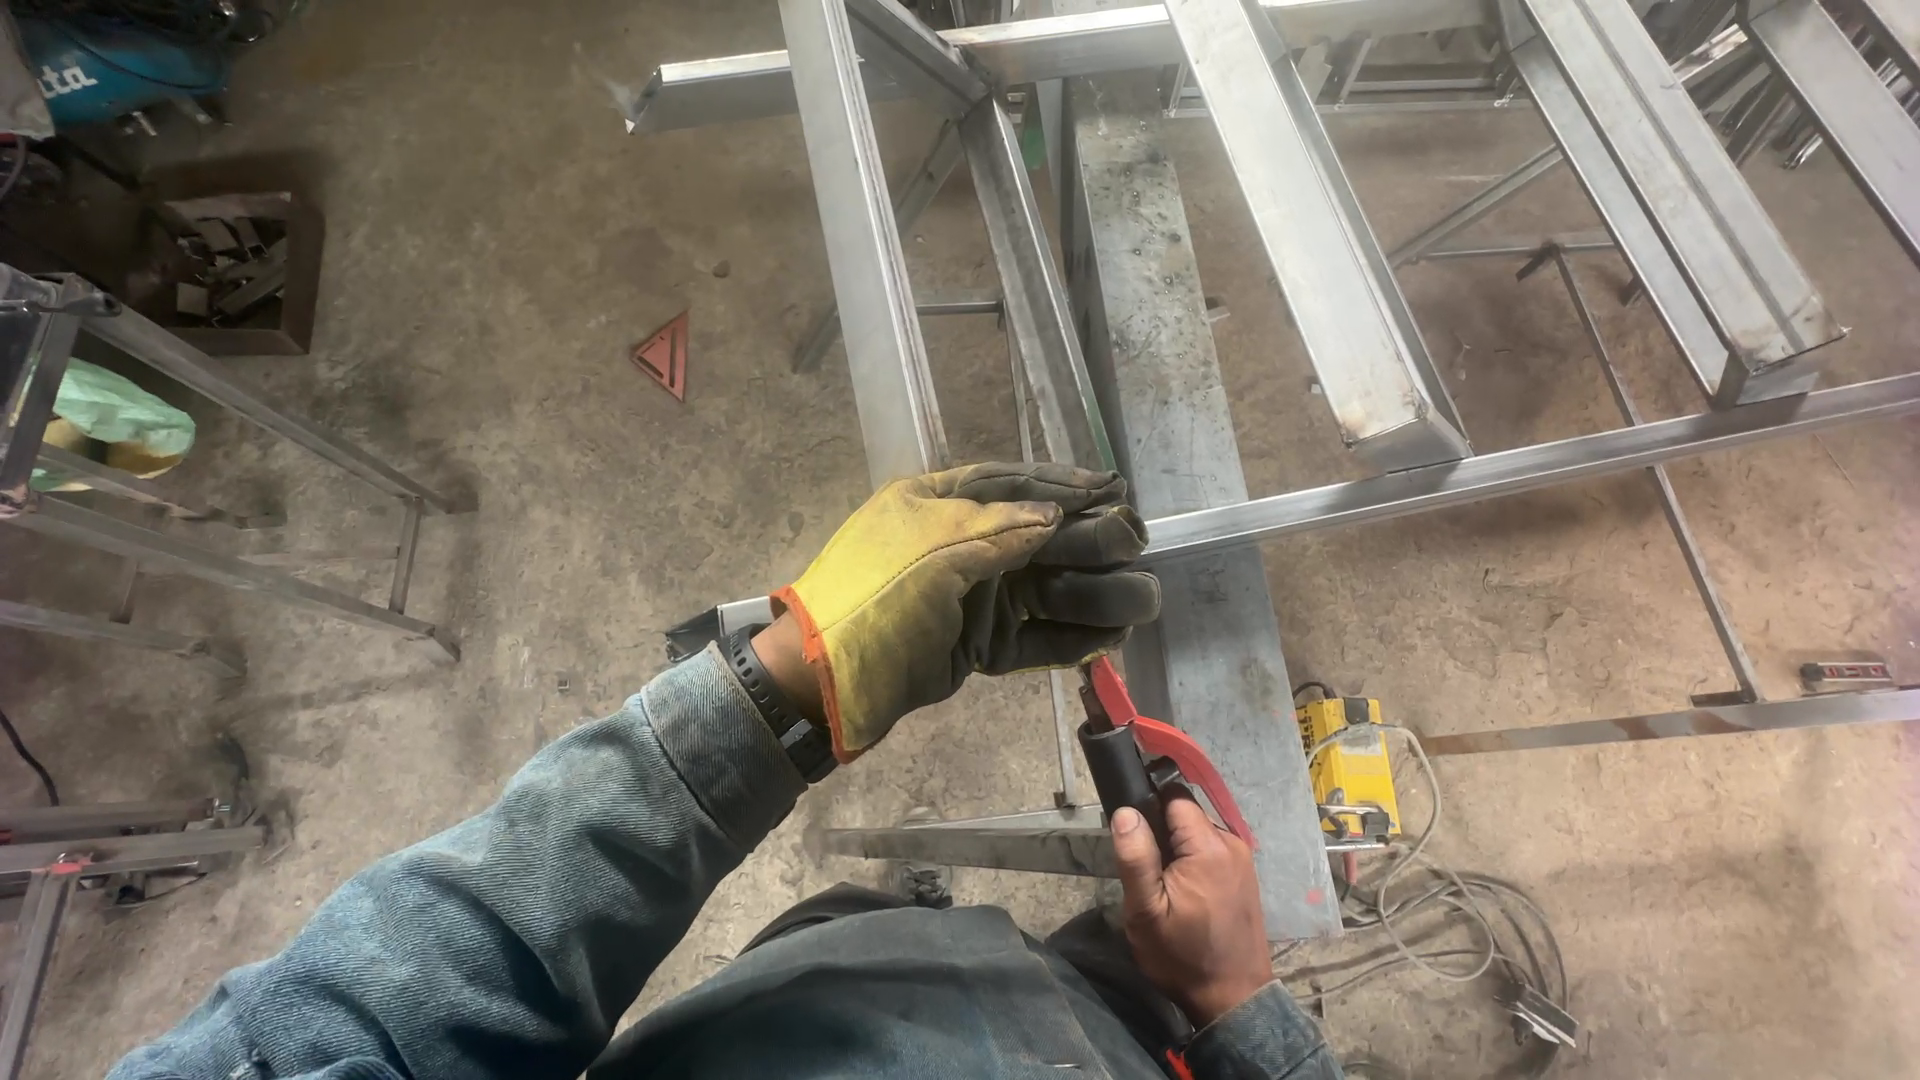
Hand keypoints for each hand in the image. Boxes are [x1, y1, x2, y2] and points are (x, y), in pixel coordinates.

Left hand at [772, 462, 1160, 761]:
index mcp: (937, 503)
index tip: (1110, 486)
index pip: (1010, 484)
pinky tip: (1109, 636)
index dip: (1061, 485)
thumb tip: (1056, 514)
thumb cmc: (877, 598)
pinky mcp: (978, 643)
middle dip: (1087, 538)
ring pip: (1042, 588)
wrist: (826, 681)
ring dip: (1089, 591)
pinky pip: (1032, 636)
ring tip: (1141, 594)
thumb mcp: (935, 548)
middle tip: (1135, 539)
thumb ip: (999, 527)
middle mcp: (960, 544)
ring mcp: (971, 596)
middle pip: (1036, 535)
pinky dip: (1068, 638)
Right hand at [1110, 797, 1272, 1027]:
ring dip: (1178, 846)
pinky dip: (1194, 859)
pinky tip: (1186, 891)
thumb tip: (1125, 811)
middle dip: (1163, 831)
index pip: (1174, 797)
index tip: (1135, 836)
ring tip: (1165, 883)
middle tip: (1147, 869)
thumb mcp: (1146, 912)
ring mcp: (1243, 859)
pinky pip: (1212, 848)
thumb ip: (1136, 858)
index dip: (1149, 808)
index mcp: (1208, 846)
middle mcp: (1232, 843)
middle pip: (1186, 813)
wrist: (1233, 1001)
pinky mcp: (1245, 875)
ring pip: (1198, 830)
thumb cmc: (1183, 957)